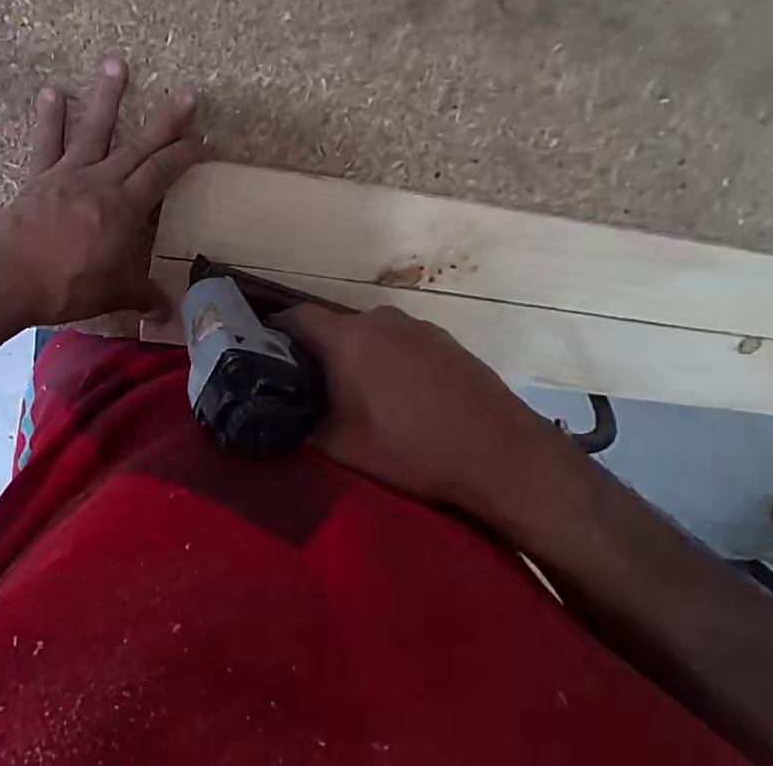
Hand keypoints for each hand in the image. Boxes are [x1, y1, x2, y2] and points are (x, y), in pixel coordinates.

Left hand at [0, 57, 205, 326]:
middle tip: (186, 93)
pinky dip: (50, 117)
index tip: (203, 138)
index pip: (163, 173)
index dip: (185, 154)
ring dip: (106, 97)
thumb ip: (144, 296)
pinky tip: (52, 92)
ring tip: (115, 63)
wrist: (10, 281)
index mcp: (125, 207)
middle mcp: (101, 182)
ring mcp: (68, 174)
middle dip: (166, 120)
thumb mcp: (115, 293)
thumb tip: (168, 311)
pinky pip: (46, 142)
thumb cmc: (68, 287)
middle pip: (140, 145)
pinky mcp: (39, 178)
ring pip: (93, 130)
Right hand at [277, 305, 584, 513]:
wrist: (501, 455)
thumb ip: (306, 426)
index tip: (270, 355)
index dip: (278, 333)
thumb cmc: (413, 449)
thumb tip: (284, 418)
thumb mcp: (344, 447)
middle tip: (316, 388)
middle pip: (335, 326)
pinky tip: (406, 396)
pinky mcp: (447, 340)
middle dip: (321, 352)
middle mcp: (381, 320)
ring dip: (361, 356)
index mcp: (348, 339)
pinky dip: (393, 360)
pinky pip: (404, 342)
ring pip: (372, 334)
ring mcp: (419, 327)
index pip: (297, 316)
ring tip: (365, 395)